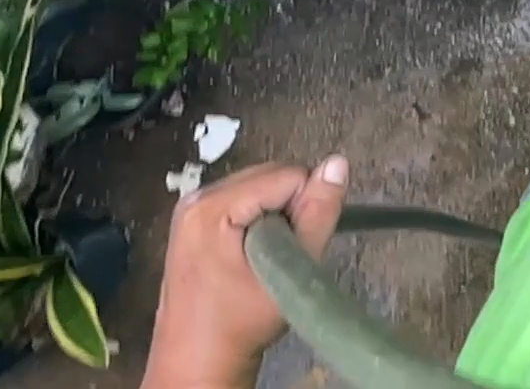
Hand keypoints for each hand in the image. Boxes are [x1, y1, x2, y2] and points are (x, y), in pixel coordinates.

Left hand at [140, 157, 347, 388]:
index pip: (290, 176)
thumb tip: (337, 163)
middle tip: (285, 251)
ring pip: (265, 185)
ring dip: (281, 212)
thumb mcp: (290, 269)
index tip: (293, 248)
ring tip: (272, 253)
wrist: (197, 367)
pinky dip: (264, 216)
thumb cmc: (241, 323)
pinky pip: (249, 197)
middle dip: (292, 206)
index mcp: (211, 207)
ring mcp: (192, 208)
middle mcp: (197, 198)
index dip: (306, 207)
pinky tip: (257, 250)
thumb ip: (317, 214)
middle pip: (275, 175)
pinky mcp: (195, 219)